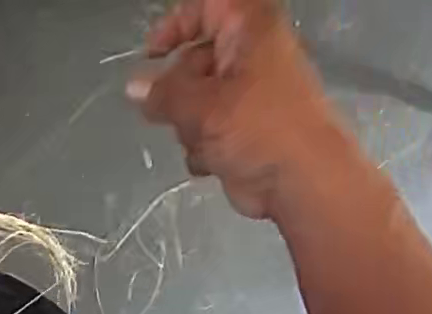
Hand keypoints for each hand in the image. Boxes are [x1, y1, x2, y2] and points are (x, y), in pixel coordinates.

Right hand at [128, 0, 339, 218]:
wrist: (298, 178)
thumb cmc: (258, 128)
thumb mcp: (203, 107)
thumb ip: (164, 95)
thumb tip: (133, 87)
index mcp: (248, 29)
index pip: (206, 6)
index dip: (174, 26)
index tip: (148, 57)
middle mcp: (247, 56)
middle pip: (193, 63)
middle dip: (178, 94)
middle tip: (176, 117)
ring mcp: (244, 96)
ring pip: (194, 103)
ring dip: (189, 127)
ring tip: (203, 142)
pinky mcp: (241, 131)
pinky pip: (205, 133)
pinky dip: (202, 148)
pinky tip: (212, 161)